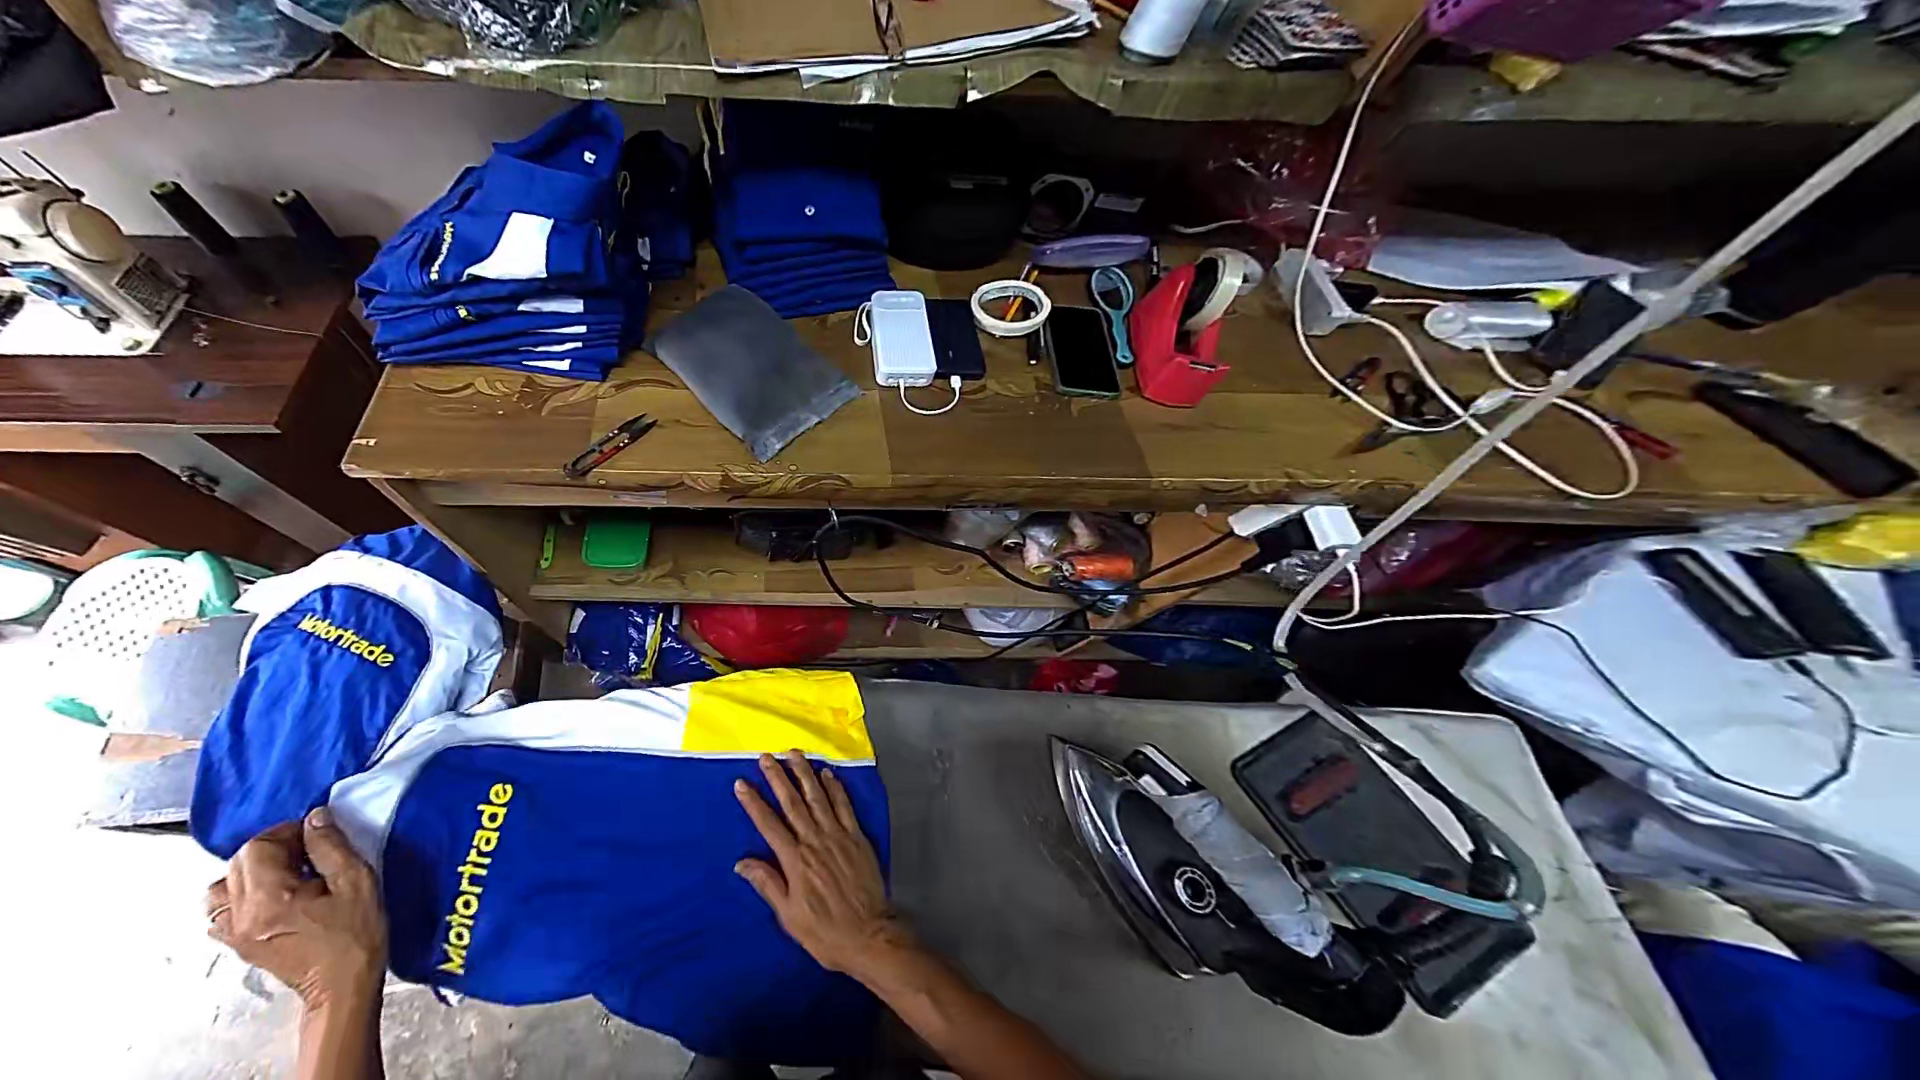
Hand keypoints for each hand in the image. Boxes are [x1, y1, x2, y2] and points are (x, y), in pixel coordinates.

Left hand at [206, 807, 387, 1011]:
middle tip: (311, 850)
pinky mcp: (235, 943)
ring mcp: (231, 933)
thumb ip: (331, 847)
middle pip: (238, 863)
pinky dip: (245, 892)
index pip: (257, 848)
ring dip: (255, 869)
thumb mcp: (357, 880)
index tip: (319, 833)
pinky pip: (224, 908)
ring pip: (225, 885)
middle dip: (274, 846)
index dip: (288, 831)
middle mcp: (238, 917)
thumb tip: (315, 818)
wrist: (342, 982)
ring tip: (292, 872)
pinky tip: (277, 894)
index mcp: (268, 900)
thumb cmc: (356, 931)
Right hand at [734, 751, 914, 979]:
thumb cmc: (824, 932)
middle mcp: (815, 841)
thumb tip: (742, 862)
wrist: (868, 934)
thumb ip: (767, 884)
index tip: (741, 783)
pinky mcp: (857, 837)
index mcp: (795, 861)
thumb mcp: (788, 916)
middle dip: (778, 778)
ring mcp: (838, 836)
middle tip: (766, 757)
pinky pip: (844, 806)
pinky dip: (835, 788)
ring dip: (805, 774)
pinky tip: (827, 773)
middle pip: (793, 803)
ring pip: (818, 797)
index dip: (754, 802)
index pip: (769, 824)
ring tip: (794, 754)